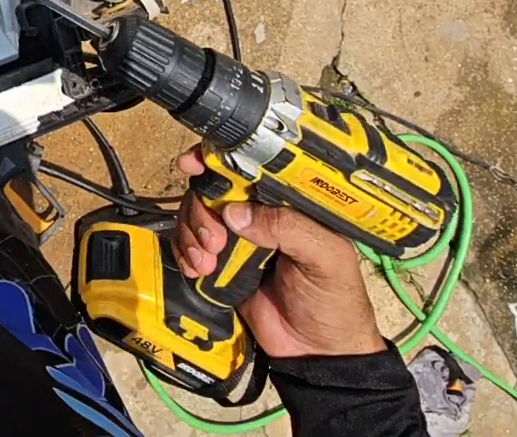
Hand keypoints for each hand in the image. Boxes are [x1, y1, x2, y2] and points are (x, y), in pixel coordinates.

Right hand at [173, 148, 386, 357]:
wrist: (317, 356)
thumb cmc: (333, 301)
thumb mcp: (326, 259)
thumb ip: (288, 228)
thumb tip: (234, 213)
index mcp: (284, 203)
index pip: (247, 168)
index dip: (216, 159)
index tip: (193, 165)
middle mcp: (255, 213)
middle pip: (210, 189)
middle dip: (201, 210)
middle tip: (214, 242)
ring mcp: (232, 236)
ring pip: (193, 213)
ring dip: (191, 234)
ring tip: (204, 264)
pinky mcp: (216, 260)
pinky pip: (186, 242)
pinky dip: (183, 251)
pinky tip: (195, 270)